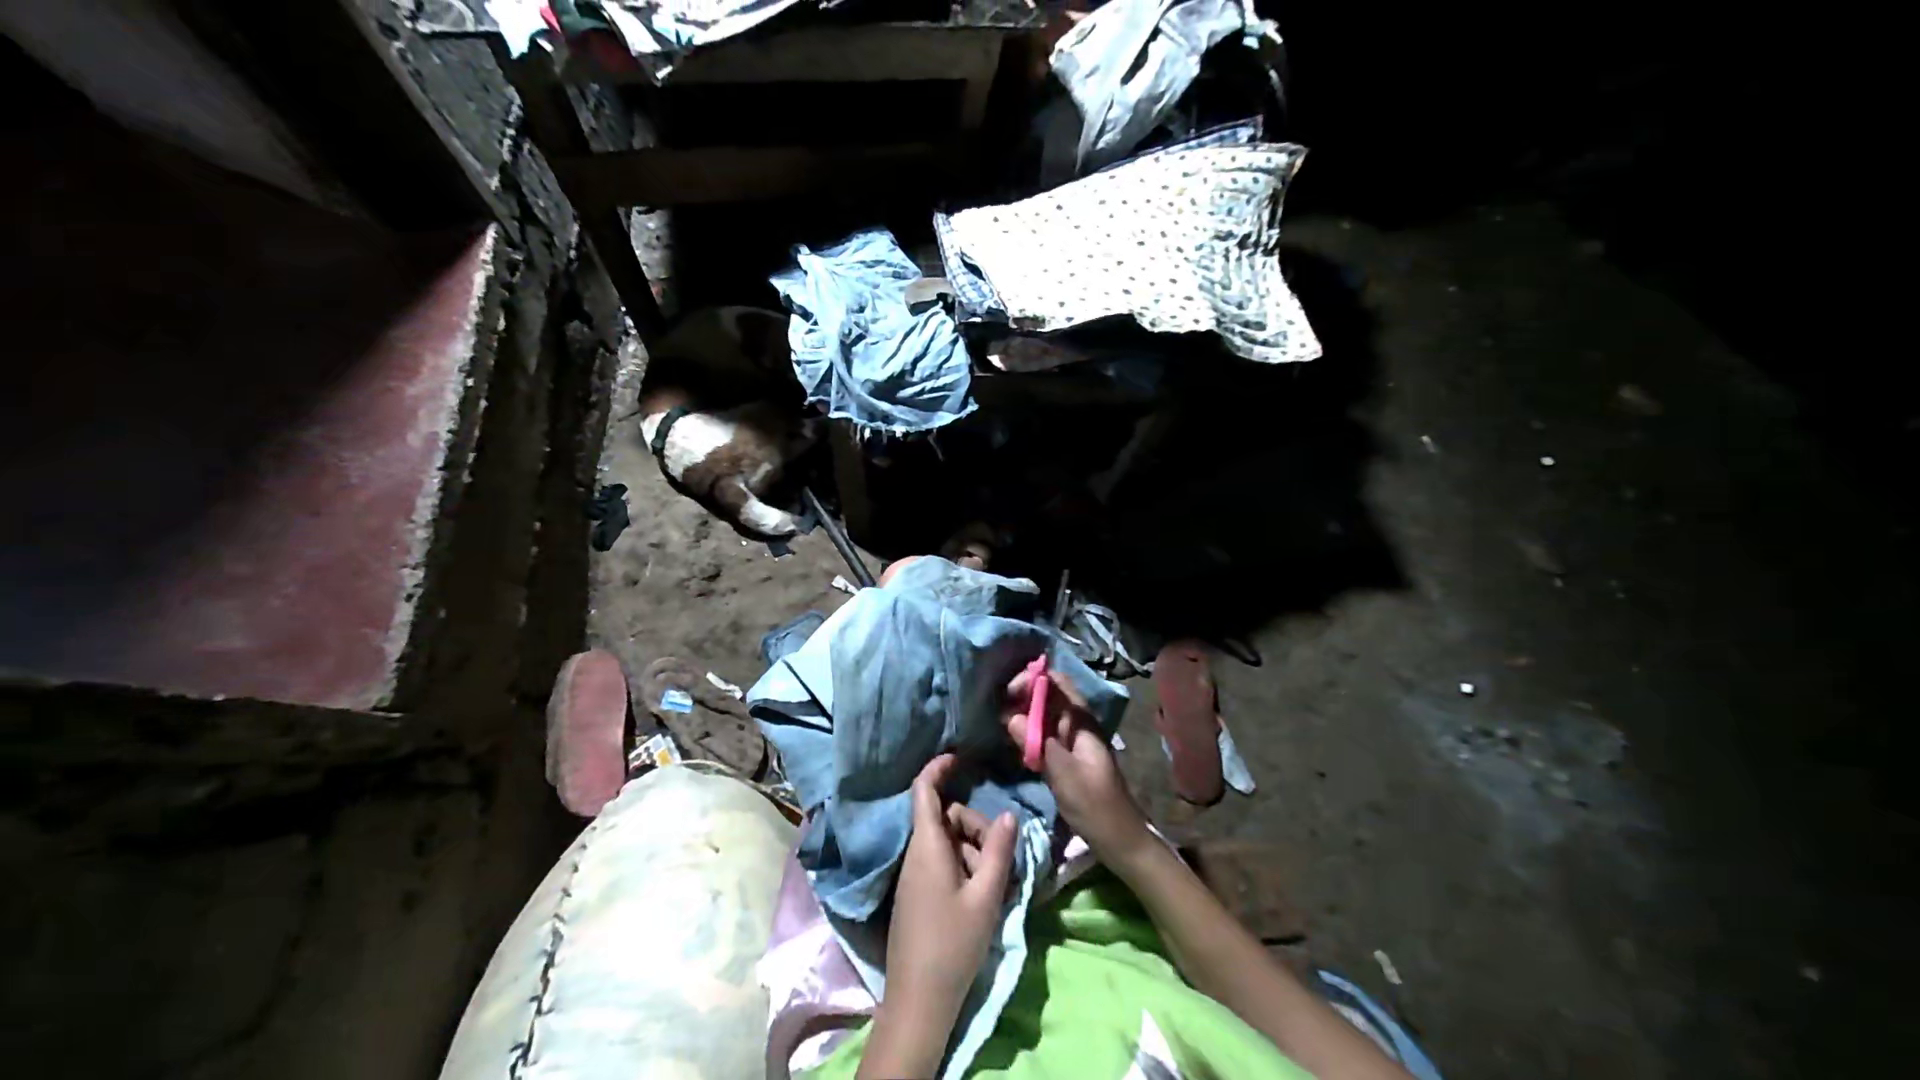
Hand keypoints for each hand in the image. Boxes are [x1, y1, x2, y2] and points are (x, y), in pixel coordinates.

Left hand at [863, 754, 1015, 1078]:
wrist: (919, 999)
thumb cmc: (953, 944)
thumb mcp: (986, 896)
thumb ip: (997, 851)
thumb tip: (1008, 814)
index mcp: (927, 846)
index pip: (924, 791)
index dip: (938, 768)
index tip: (959, 756)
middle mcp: (916, 853)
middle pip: (945, 818)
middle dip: (974, 826)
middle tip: (999, 857)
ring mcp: (914, 874)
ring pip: (947, 842)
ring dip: (972, 851)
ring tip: (995, 884)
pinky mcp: (917, 893)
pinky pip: (942, 862)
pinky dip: (963, 866)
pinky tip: (982, 894)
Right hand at [1002, 668, 1152, 867]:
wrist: (1119, 839)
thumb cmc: (1095, 805)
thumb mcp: (1064, 774)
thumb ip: (1038, 744)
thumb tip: (1011, 717)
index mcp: (1082, 722)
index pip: (1057, 683)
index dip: (1033, 679)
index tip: (1009, 692)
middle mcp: (1077, 724)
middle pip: (1049, 696)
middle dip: (1024, 695)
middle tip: (999, 708)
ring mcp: (1072, 740)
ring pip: (1044, 715)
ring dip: (1023, 713)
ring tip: (1000, 720)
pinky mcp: (1065, 757)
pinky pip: (1044, 734)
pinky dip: (1028, 732)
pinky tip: (1012, 738)